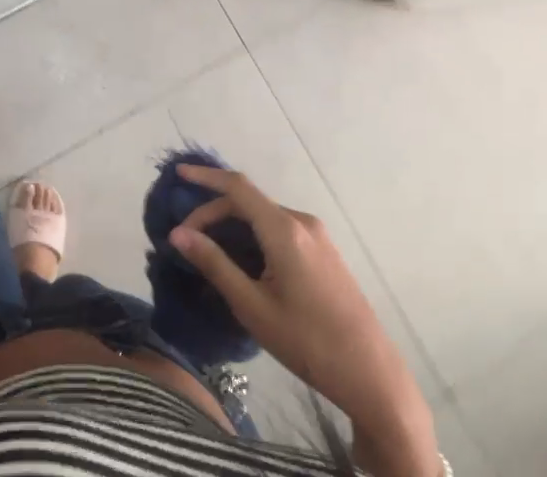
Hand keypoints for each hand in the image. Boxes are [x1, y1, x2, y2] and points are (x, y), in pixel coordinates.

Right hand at [171, 165, 440, 476]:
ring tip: (206, 253)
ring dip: (232, 227)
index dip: (205, 176)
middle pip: (248, 203)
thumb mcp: (251, 305)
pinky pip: (280, 232)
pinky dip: (253, 237)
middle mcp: (303, 223)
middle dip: (212, 214)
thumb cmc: (306, 341)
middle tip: (185, 242)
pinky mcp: (324, 253)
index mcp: (284, 230)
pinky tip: (240, 263)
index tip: (177, 174)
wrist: (369, 372)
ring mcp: (318, 237)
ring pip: (263, 218)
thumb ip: (214, 264)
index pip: (237, 187)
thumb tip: (178, 233)